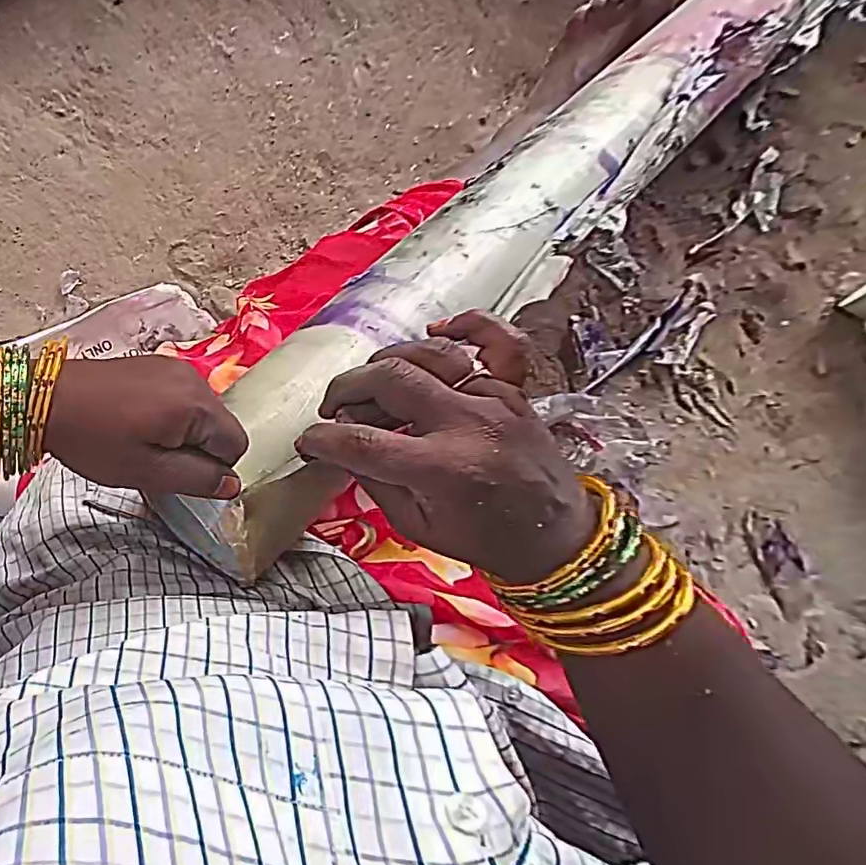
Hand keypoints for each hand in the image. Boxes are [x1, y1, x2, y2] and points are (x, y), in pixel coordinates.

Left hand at [46, 354, 248, 498]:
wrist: (45, 399)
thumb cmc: (92, 439)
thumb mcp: (146, 471)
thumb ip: (196, 479)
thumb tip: (231, 485)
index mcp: (196, 404)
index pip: (236, 445)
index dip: (212, 468)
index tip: (175, 472)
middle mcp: (192, 378)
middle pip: (220, 426)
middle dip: (197, 449)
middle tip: (153, 459)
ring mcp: (173, 367)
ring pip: (199, 413)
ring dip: (180, 434)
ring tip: (140, 441)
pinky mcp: (154, 364)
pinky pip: (179, 398)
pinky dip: (167, 416)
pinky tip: (134, 423)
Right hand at [294, 311, 594, 582]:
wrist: (557, 538)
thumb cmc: (480, 538)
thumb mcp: (414, 524)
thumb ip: (374, 480)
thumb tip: (341, 446)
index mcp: (441, 469)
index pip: (362, 441)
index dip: (322, 439)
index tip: (308, 442)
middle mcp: (468, 424)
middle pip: (389, 379)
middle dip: (345, 389)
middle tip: (333, 409)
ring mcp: (495, 400)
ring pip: (428, 355)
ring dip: (385, 363)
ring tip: (370, 385)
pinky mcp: (514, 391)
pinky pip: (499, 342)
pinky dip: (468, 326)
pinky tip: (436, 331)